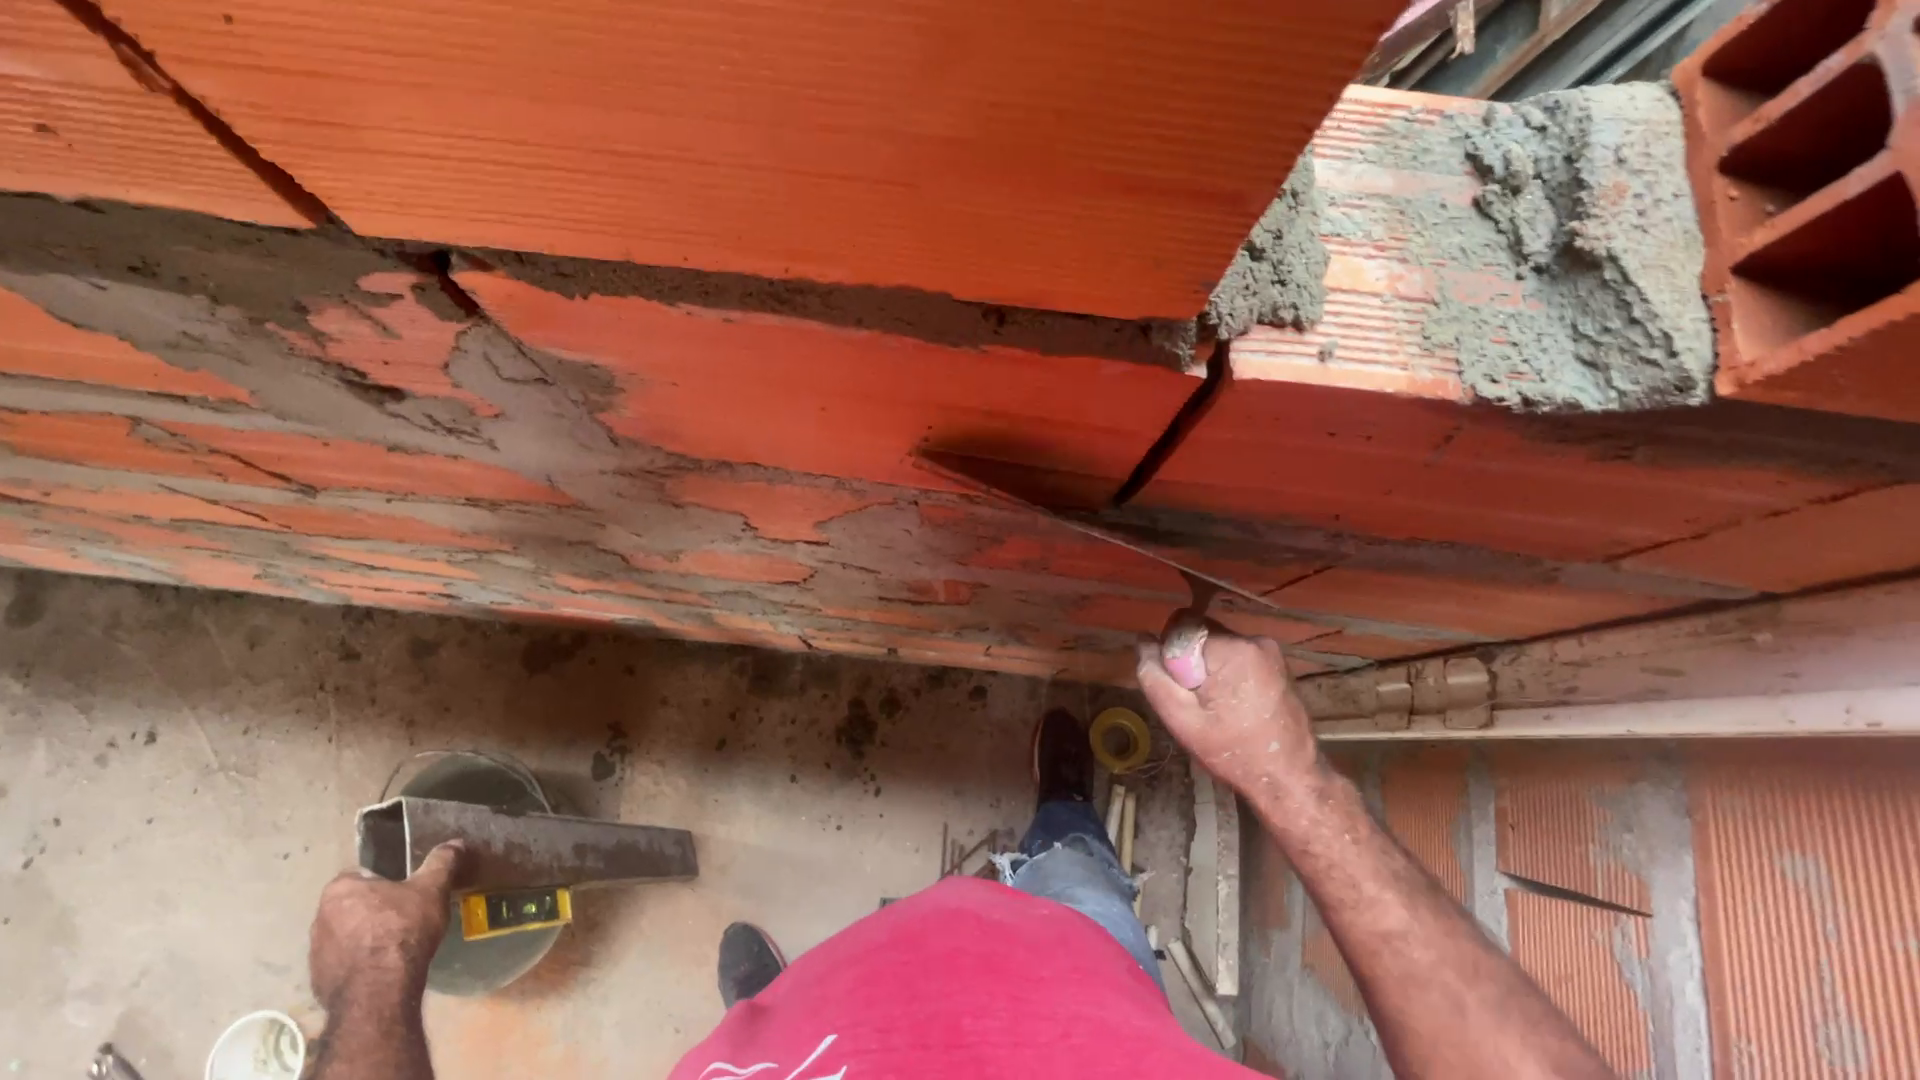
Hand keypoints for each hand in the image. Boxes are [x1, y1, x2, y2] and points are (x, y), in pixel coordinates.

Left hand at [309, 842, 462, 1007]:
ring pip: (346, 935)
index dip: (387, 883)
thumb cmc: (403, 929)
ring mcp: (314, 952)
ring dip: (366, 937)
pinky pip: (343, 963)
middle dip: (375, 910)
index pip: (363, 876)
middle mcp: (319, 917)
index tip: (407, 893)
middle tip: (405, 917)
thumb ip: (442, 862)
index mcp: (340, 889)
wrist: (379, 990)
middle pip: (354, 905)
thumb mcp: (432, 888)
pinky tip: (383, 968)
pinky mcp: (318, 980)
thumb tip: (455, 843)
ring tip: (396, 945)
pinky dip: (360, 962)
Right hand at [1136, 631, 1321, 797]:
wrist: (1289, 776)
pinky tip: (1233, 703)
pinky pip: (1234, 653)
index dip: (1171, 657)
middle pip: (1199, 632)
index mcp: (1232, 649)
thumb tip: (1143, 639)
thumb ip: (1154, 676)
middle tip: (1197, 702)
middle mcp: (1254, 639)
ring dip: (1206, 667)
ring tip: (1217, 706)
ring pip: (1215, 643)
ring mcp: (1269, 648)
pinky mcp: (1276, 660)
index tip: (1184, 691)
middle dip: (1189, 661)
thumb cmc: (1233, 752)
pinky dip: (1225, 671)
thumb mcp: (1181, 720)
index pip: (1180, 626)